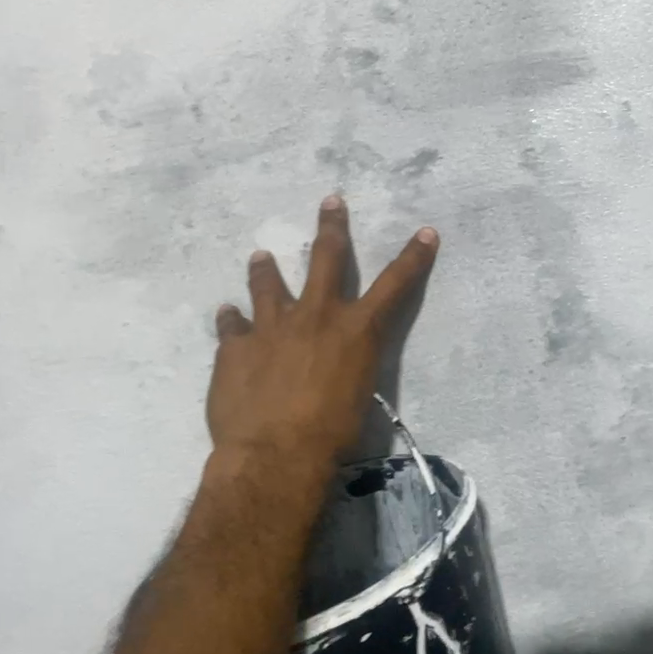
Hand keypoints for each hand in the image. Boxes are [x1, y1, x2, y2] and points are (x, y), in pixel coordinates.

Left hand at [207, 196, 438, 470]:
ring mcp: (270, 328)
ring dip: (265, 270)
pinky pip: (230, 327)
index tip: (426, 232)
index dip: (414, 256)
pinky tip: (226, 314)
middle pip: (326, 259)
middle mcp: (316, 316)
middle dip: (332, 227)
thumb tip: (339, 362)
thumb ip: (353, 363)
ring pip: (267, 286)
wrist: (275, 452)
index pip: (395, 284)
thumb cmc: (334, 429)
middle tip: (330, 201)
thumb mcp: (362, 390)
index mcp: (357, 329)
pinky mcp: (234, 349)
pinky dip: (231, 320)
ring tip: (260, 255)